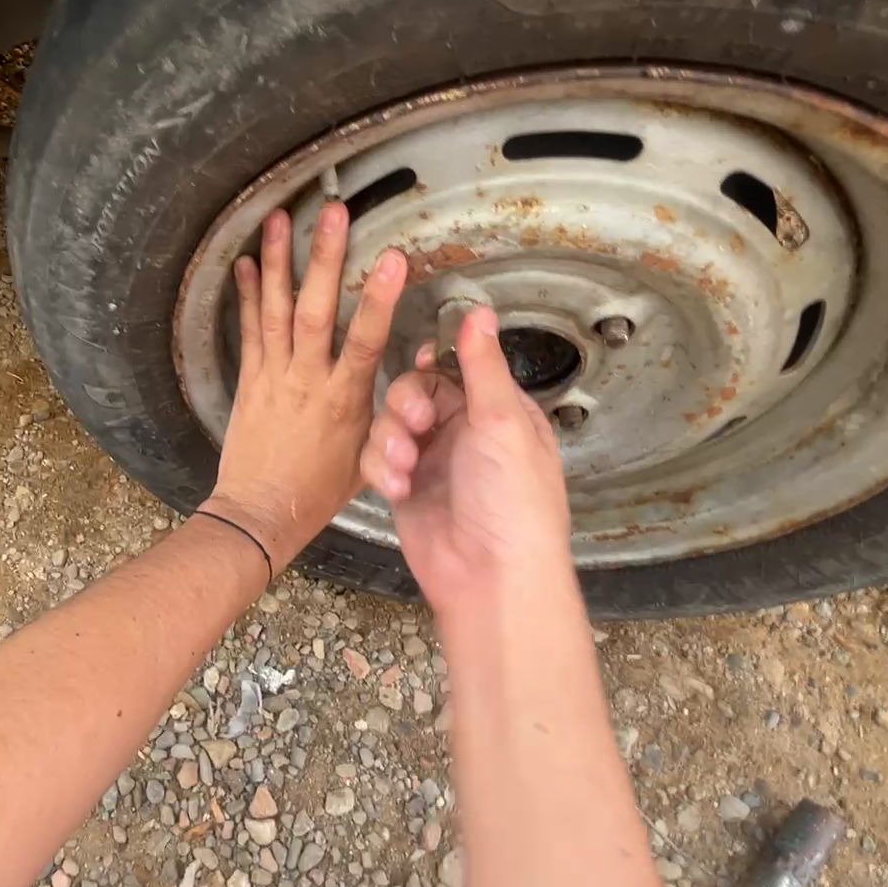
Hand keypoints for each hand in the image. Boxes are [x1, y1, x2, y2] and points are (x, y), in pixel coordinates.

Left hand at [204, 201, 406, 567]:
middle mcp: (308, 380)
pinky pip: (248, 332)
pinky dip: (247, 296)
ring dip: (280, 263)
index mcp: (345, 401)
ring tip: (279, 219)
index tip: (391, 258)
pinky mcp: (249, 381)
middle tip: (332, 212)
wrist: (260, 513)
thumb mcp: (365, 462)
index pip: (367, 341)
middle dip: (325, 259)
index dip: (379, 298)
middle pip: (316, 312)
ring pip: (277, 312)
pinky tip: (246, 263)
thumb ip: (384, 422)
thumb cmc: (318, 493)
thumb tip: (412, 398)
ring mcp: (274, 377)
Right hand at [358, 306, 575, 616]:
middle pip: (414, 393)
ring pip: (389, 425)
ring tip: (404, 468)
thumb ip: (482, 366)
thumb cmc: (512, 499)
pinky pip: (375, 461)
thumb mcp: (503, 423)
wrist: (488, 575)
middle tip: (415, 426)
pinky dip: (380, 471)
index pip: (457, 370)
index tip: (422, 362)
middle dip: (407, 407)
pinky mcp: (403, 488)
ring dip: (390, 441)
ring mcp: (430, 461)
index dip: (435, 365)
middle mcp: (462, 432)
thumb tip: (480, 311)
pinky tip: (397, 489)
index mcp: (497, 412)